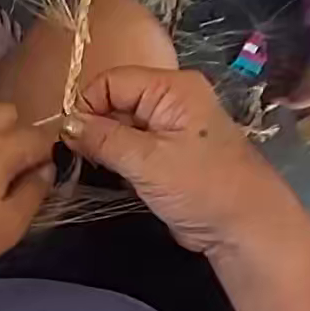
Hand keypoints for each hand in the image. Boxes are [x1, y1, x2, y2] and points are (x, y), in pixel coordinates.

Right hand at [61, 66, 293, 253]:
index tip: (70, 138)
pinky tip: (108, 174)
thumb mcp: (146, 162)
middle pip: (115, 100)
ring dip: (102, 144)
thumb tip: (65, 125)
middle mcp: (171, 100)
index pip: (112, 81)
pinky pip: (130, 145)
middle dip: (93, 125)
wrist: (244, 229)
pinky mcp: (166, 152)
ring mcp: (169, 127)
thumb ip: (103, 139)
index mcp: (172, 88)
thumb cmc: (202, 189)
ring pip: (120, 124)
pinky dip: (115, 157)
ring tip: (92, 167)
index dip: (87, 105)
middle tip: (77, 157)